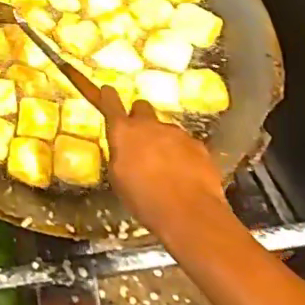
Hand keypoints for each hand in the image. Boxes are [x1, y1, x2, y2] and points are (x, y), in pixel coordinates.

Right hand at [95, 87, 229, 238]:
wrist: (189, 213)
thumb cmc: (144, 200)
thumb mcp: (119, 180)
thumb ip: (119, 156)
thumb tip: (124, 150)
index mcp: (124, 132)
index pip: (111, 104)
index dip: (109, 97)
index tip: (108, 92)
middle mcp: (149, 125)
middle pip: (142, 108)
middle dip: (140, 119)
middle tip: (141, 140)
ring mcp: (176, 132)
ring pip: (165, 129)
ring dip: (163, 142)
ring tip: (167, 170)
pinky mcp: (197, 144)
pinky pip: (185, 144)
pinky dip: (183, 155)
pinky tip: (185, 177)